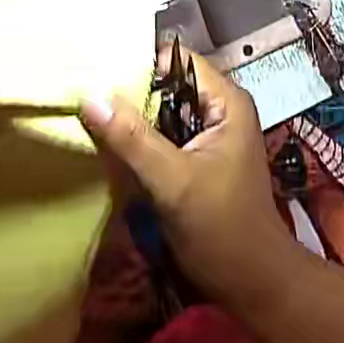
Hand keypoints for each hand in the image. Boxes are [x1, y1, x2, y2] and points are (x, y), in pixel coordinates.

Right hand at [78, 43, 297, 305]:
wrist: (252, 280)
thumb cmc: (221, 226)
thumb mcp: (172, 181)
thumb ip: (133, 139)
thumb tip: (91, 96)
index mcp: (227, 100)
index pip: (181, 61)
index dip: (145, 66)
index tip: (104, 78)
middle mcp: (223, 108)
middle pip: (172, 85)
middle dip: (136, 94)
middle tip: (93, 101)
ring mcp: (214, 133)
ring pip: (167, 111)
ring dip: (138, 120)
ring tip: (97, 121)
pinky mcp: (202, 157)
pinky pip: (169, 135)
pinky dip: (146, 141)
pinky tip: (118, 149)